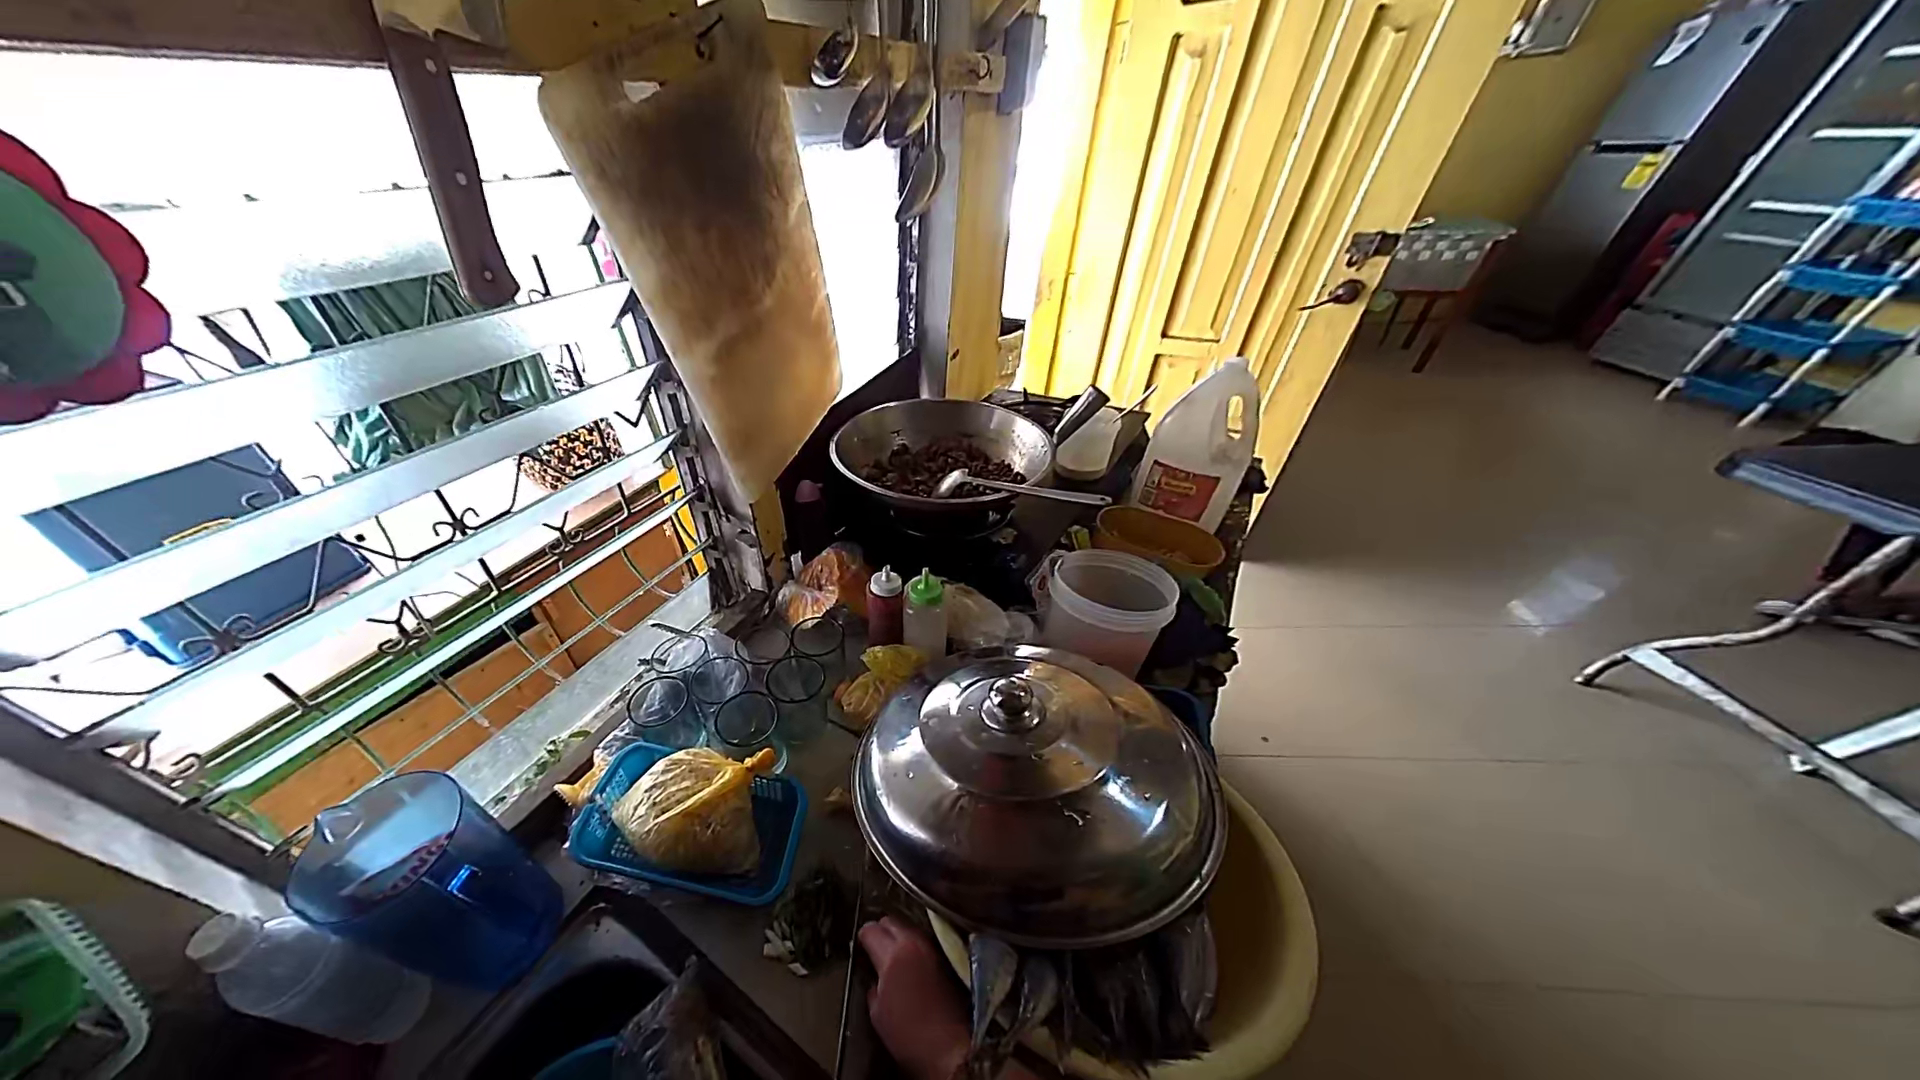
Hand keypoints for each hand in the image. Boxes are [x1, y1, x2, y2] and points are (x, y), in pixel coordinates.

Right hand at [858, 917, 970, 1079]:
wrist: (947, 1044)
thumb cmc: (908, 1034)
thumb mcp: (878, 1012)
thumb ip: (873, 984)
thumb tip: (874, 975)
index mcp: (892, 955)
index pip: (871, 930)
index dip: (862, 937)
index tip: (859, 946)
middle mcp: (912, 942)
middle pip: (890, 921)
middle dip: (879, 930)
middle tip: (873, 947)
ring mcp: (930, 946)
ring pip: (907, 927)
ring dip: (896, 935)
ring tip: (889, 954)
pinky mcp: (942, 955)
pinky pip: (920, 939)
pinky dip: (910, 944)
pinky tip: (906, 961)